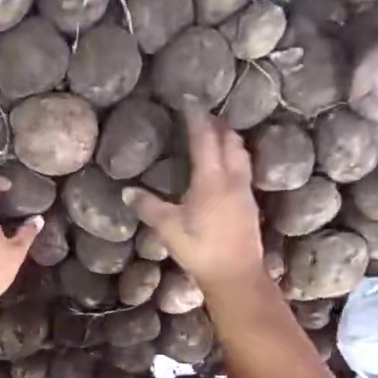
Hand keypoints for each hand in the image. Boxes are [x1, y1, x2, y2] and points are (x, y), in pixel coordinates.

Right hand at [122, 110, 265, 293]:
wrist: (236, 275)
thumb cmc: (200, 249)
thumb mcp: (167, 228)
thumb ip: (148, 207)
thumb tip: (128, 192)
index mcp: (211, 179)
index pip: (204, 139)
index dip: (197, 119)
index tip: (190, 102)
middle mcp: (232, 179)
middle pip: (229, 141)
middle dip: (218, 125)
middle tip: (206, 114)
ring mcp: (244, 191)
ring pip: (241, 155)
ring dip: (230, 140)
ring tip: (219, 133)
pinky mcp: (249, 204)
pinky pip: (243, 170)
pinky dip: (235, 157)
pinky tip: (227, 165)